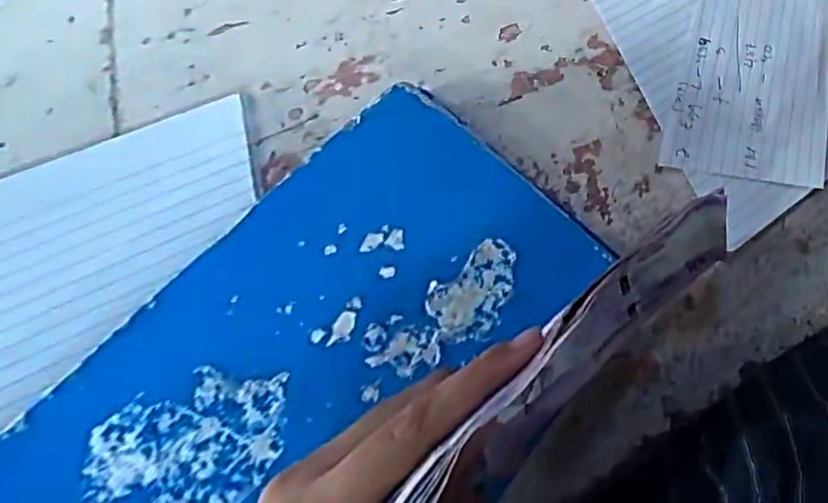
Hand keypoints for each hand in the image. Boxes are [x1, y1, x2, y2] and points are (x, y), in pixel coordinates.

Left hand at [261, 328, 543, 502]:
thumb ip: (444, 491)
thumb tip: (486, 435)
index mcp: (324, 499)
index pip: (412, 424)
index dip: (476, 381)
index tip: (530, 341)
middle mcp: (305, 474)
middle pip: (407, 405)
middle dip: (469, 387)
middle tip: (522, 375)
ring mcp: (298, 474)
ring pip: (393, 412)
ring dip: (444, 410)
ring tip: (487, 418)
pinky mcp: (301, 480)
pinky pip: (375, 434)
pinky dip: (415, 433)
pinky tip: (440, 452)